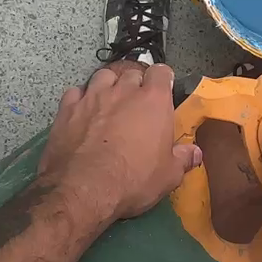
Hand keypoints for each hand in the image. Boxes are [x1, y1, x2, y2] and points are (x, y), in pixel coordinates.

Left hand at [39, 63, 201, 225]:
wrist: (82, 190)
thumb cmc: (131, 180)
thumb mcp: (168, 175)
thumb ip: (183, 159)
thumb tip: (194, 153)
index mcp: (153, 100)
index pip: (161, 72)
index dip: (162, 80)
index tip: (162, 90)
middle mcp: (123, 91)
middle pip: (132, 72)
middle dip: (135, 83)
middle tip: (136, 102)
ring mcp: (93, 97)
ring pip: (103, 75)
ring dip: (108, 85)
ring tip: (109, 101)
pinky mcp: (67, 109)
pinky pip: (75, 92)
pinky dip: (80, 98)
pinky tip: (82, 111)